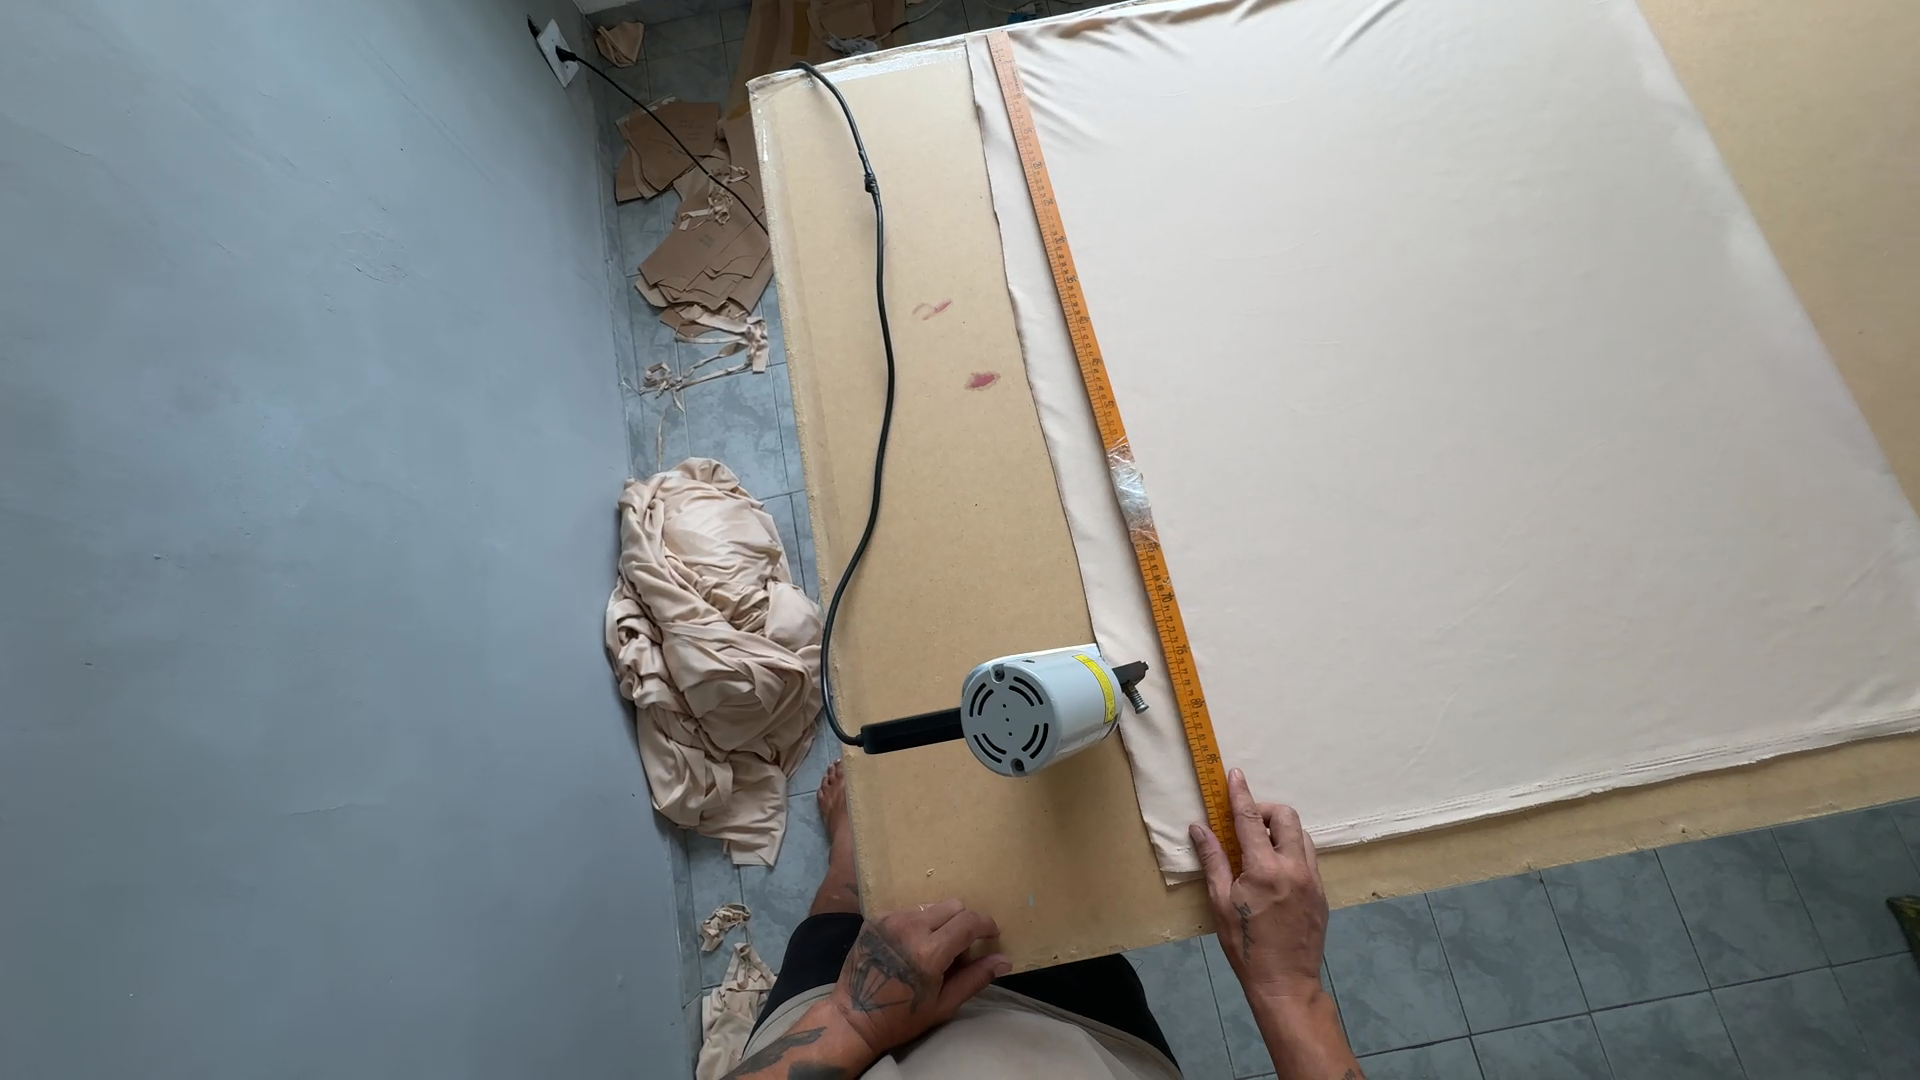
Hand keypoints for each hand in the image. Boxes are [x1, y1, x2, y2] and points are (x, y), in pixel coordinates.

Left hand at [825, 899, 1010, 1055]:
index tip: (992, 933)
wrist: (853, 1017)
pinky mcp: (877, 917)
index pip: (968, 922)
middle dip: (964, 923)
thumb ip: (975, 978)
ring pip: (931, 906)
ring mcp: (891, 918)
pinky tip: (910, 946)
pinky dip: (918, 923)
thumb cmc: (901, 1017)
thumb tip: (1005, 960)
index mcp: (929, 952)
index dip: (986, 924)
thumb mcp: (943, 1004)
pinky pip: (909, 910)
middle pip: (953, 906)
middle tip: (958, 951)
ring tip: (932, 950)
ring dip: (941, 922)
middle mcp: (910, 927)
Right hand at [1191, 769, 1328, 1004]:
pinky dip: (1290, 849)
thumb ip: (1213, 859)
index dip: (1240, 793)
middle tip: (1246, 823)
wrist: (1286, 984)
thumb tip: (1199, 827)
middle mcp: (1294, 869)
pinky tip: (1274, 868)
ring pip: (1301, 835)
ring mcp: (1313, 881)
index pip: (1250, 819)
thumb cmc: (1245, 945)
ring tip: (1259, 845)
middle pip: (1286, 817)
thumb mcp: (1221, 902)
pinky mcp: (1322, 894)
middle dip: (1265, 810)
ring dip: (1280, 829)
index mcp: (1265, 869)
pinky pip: (1308, 857)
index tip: (1235, 774)